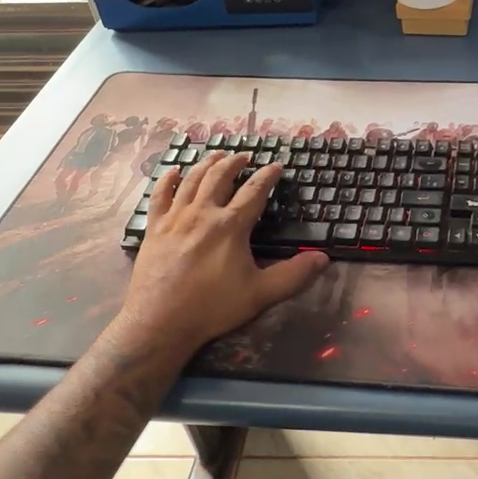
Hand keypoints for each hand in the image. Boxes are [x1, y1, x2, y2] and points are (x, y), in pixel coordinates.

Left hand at [117, 151, 327, 353]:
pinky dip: (168, 180)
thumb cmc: (211, 308)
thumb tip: (323, 258)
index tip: (276, 165)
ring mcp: (175, 218)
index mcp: (231, 225)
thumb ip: (293, 276)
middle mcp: (203, 212)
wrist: (158, 324)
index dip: (268, 175)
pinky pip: (160, 196)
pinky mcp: (154, 229)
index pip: (255, 190)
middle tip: (245, 156)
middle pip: (220, 176)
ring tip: (217, 155)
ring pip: (193, 180)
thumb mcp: (260, 295)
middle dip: (235, 162)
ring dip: (207, 164)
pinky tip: (174, 171)